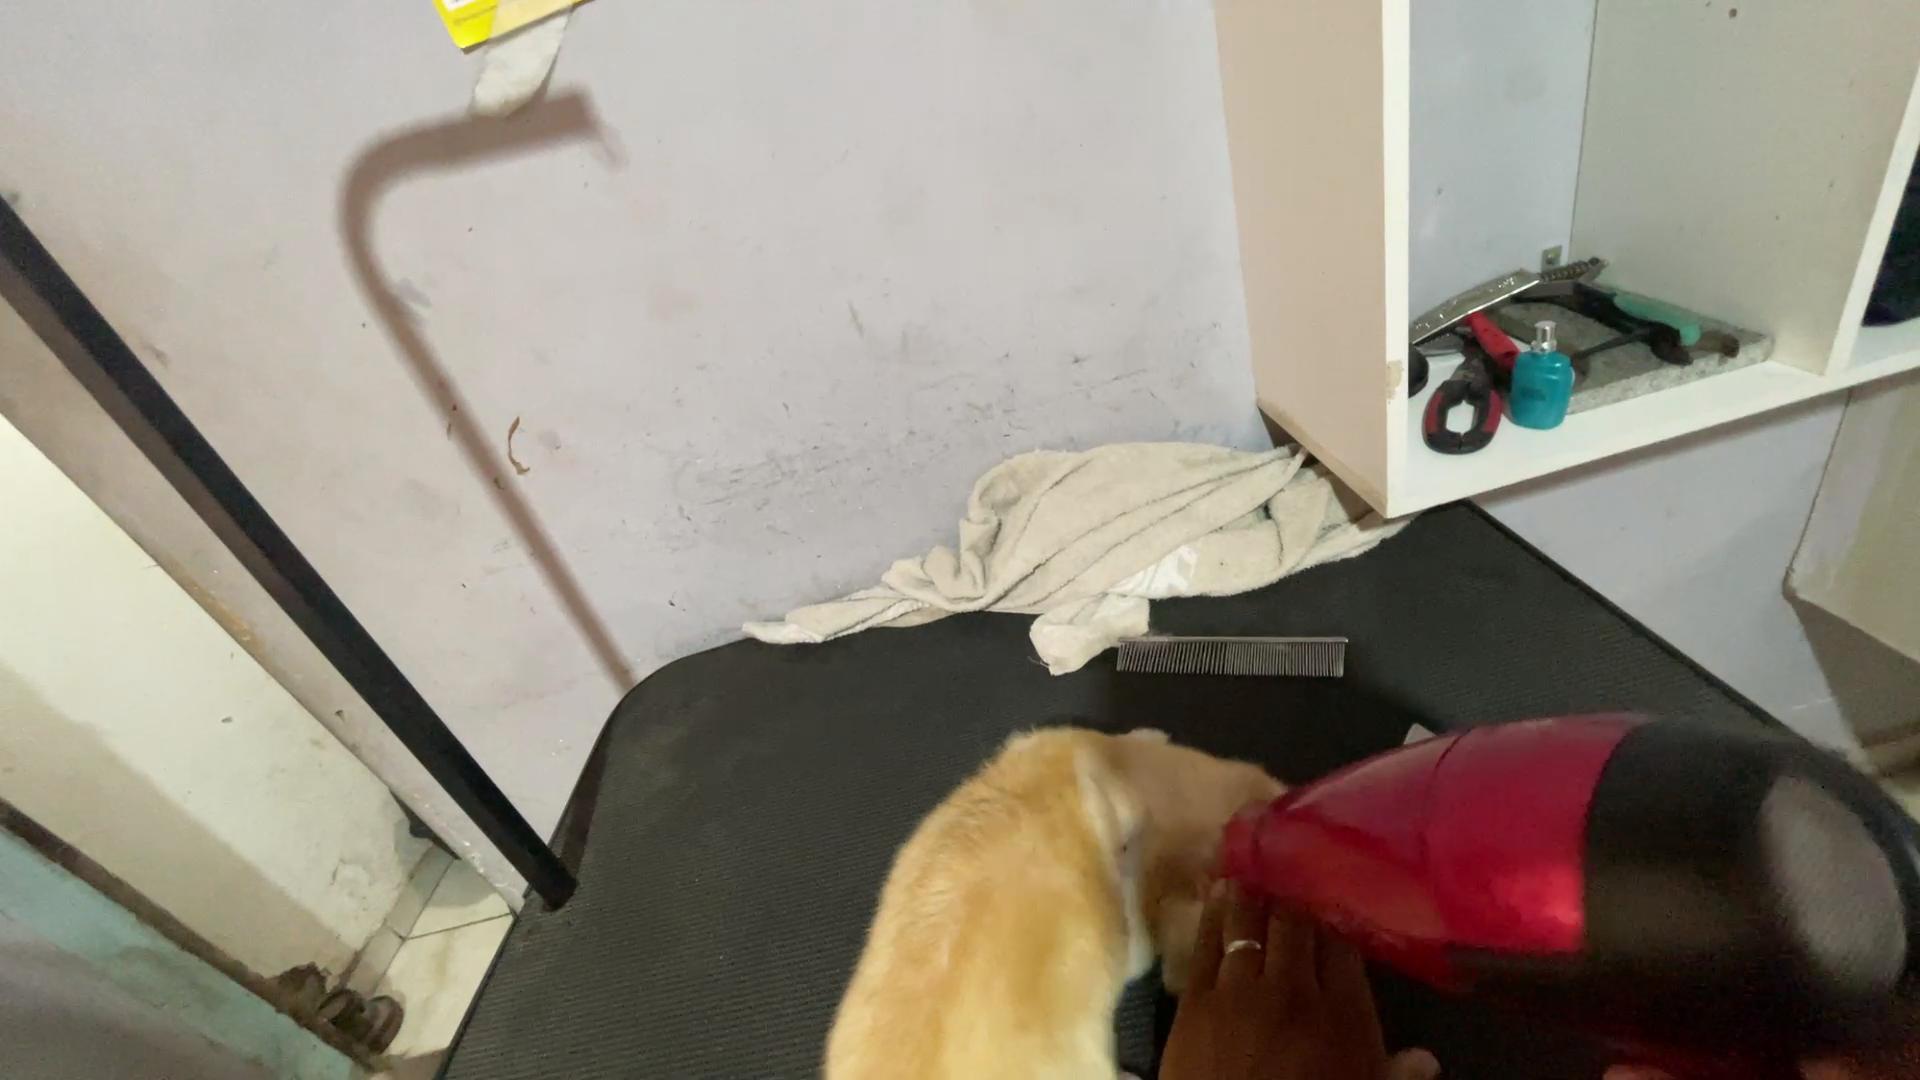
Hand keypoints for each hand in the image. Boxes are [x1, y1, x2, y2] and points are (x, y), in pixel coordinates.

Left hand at [1159, 881, 1438, 1079]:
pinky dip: (1213, 912)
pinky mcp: (1197, 996)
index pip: (1342, 950)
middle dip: (1291, 901)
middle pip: (1294, 926)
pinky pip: (1206, 941)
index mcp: (1345, 1022)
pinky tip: (1215, 891)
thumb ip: (1394, 1079)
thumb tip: (1426, 1059)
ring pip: (1248, 923)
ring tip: (1249, 873)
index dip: (1335, 921)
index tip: (1329, 900)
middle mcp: (1295, 993)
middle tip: (1286, 881)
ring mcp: (1241, 990)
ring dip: (1250, 896)